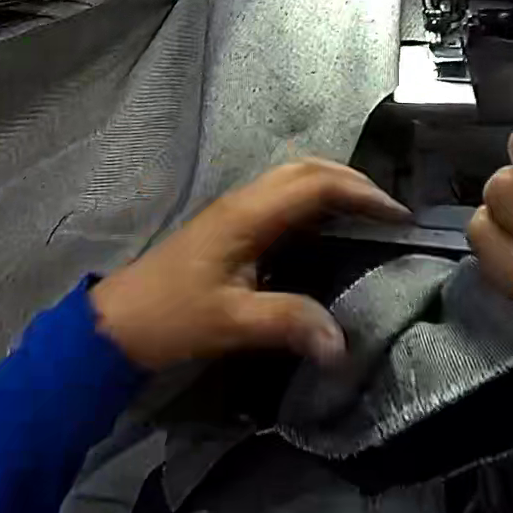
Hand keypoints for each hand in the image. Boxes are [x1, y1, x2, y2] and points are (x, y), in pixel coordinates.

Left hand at [90, 160, 409, 370]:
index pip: (316, 185)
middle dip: (353, 181)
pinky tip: (327, 224)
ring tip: (366, 212)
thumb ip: (289, 324)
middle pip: (308, 168)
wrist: (115, 322)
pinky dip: (315, 197)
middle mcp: (246, 199)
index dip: (362, 194)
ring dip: (334, 184)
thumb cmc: (171, 318)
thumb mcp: (231, 324)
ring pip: (295, 176)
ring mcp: (237, 207)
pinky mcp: (232, 221)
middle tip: (387, 209)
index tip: (397, 216)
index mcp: (249, 214)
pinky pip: (284, 194)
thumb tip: (343, 344)